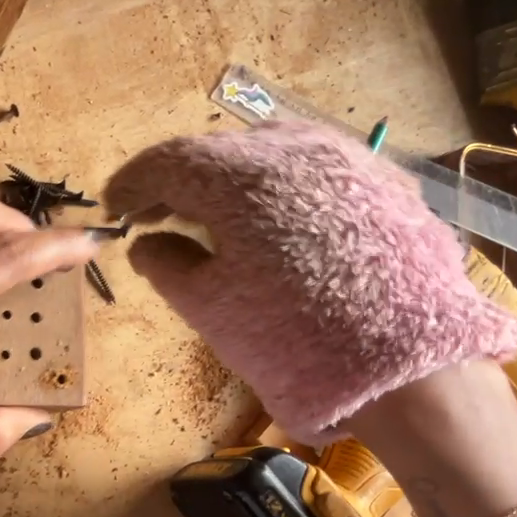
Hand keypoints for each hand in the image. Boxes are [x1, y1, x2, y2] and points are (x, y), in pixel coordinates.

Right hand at [102, 122, 516, 440]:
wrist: (403, 366)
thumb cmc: (287, 336)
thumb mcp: (207, 305)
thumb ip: (165, 264)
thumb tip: (147, 244)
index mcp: (239, 178)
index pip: (169, 162)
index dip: (132, 183)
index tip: (113, 209)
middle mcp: (291, 150)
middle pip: (215, 152)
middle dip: (175, 182)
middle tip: (151, 215)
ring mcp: (343, 160)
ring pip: (264, 153)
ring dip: (223, 180)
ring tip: (205, 217)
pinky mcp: (378, 182)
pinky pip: (307, 168)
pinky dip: (269, 187)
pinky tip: (264, 222)